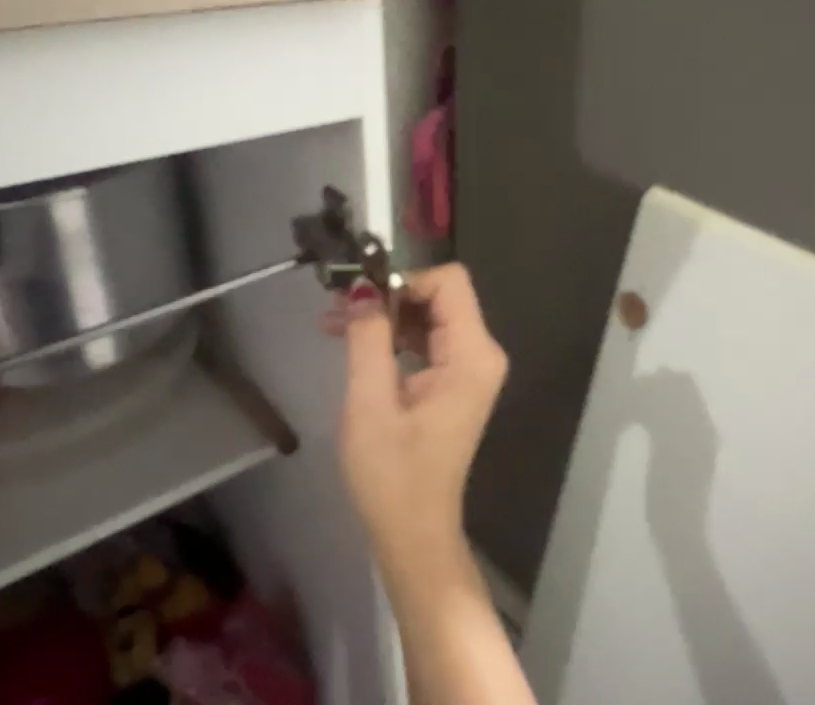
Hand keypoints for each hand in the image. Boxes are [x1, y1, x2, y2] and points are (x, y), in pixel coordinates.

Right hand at [330, 265, 507, 562]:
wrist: (412, 534)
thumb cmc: (392, 475)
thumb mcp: (369, 403)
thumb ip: (367, 338)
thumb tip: (360, 288)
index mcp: (472, 355)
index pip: (448, 282)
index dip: (403, 279)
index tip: (360, 295)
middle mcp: (480, 354)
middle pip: (439, 296)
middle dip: (389, 296)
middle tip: (336, 304)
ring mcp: (469, 369)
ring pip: (429, 316)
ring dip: (385, 316)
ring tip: (334, 323)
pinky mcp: (454, 383)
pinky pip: (427, 340)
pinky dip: (393, 337)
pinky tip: (354, 343)